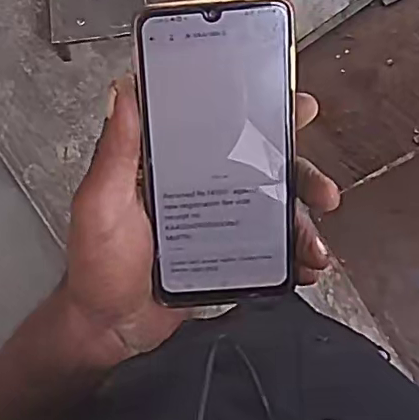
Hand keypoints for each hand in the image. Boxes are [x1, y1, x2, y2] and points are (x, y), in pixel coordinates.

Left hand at [62, 75, 342, 358]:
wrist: (109, 329)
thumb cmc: (97, 264)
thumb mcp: (102, 200)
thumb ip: (115, 150)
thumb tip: (124, 90)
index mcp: (173, 163)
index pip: (223, 125)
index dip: (262, 112)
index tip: (291, 103)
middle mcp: (201, 185)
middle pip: (264, 167)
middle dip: (302, 174)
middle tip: (321, 189)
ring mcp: (219, 221)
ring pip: (276, 209)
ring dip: (304, 222)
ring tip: (314, 246)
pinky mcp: (229, 254)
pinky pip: (272, 249)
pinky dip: (294, 256)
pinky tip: (304, 266)